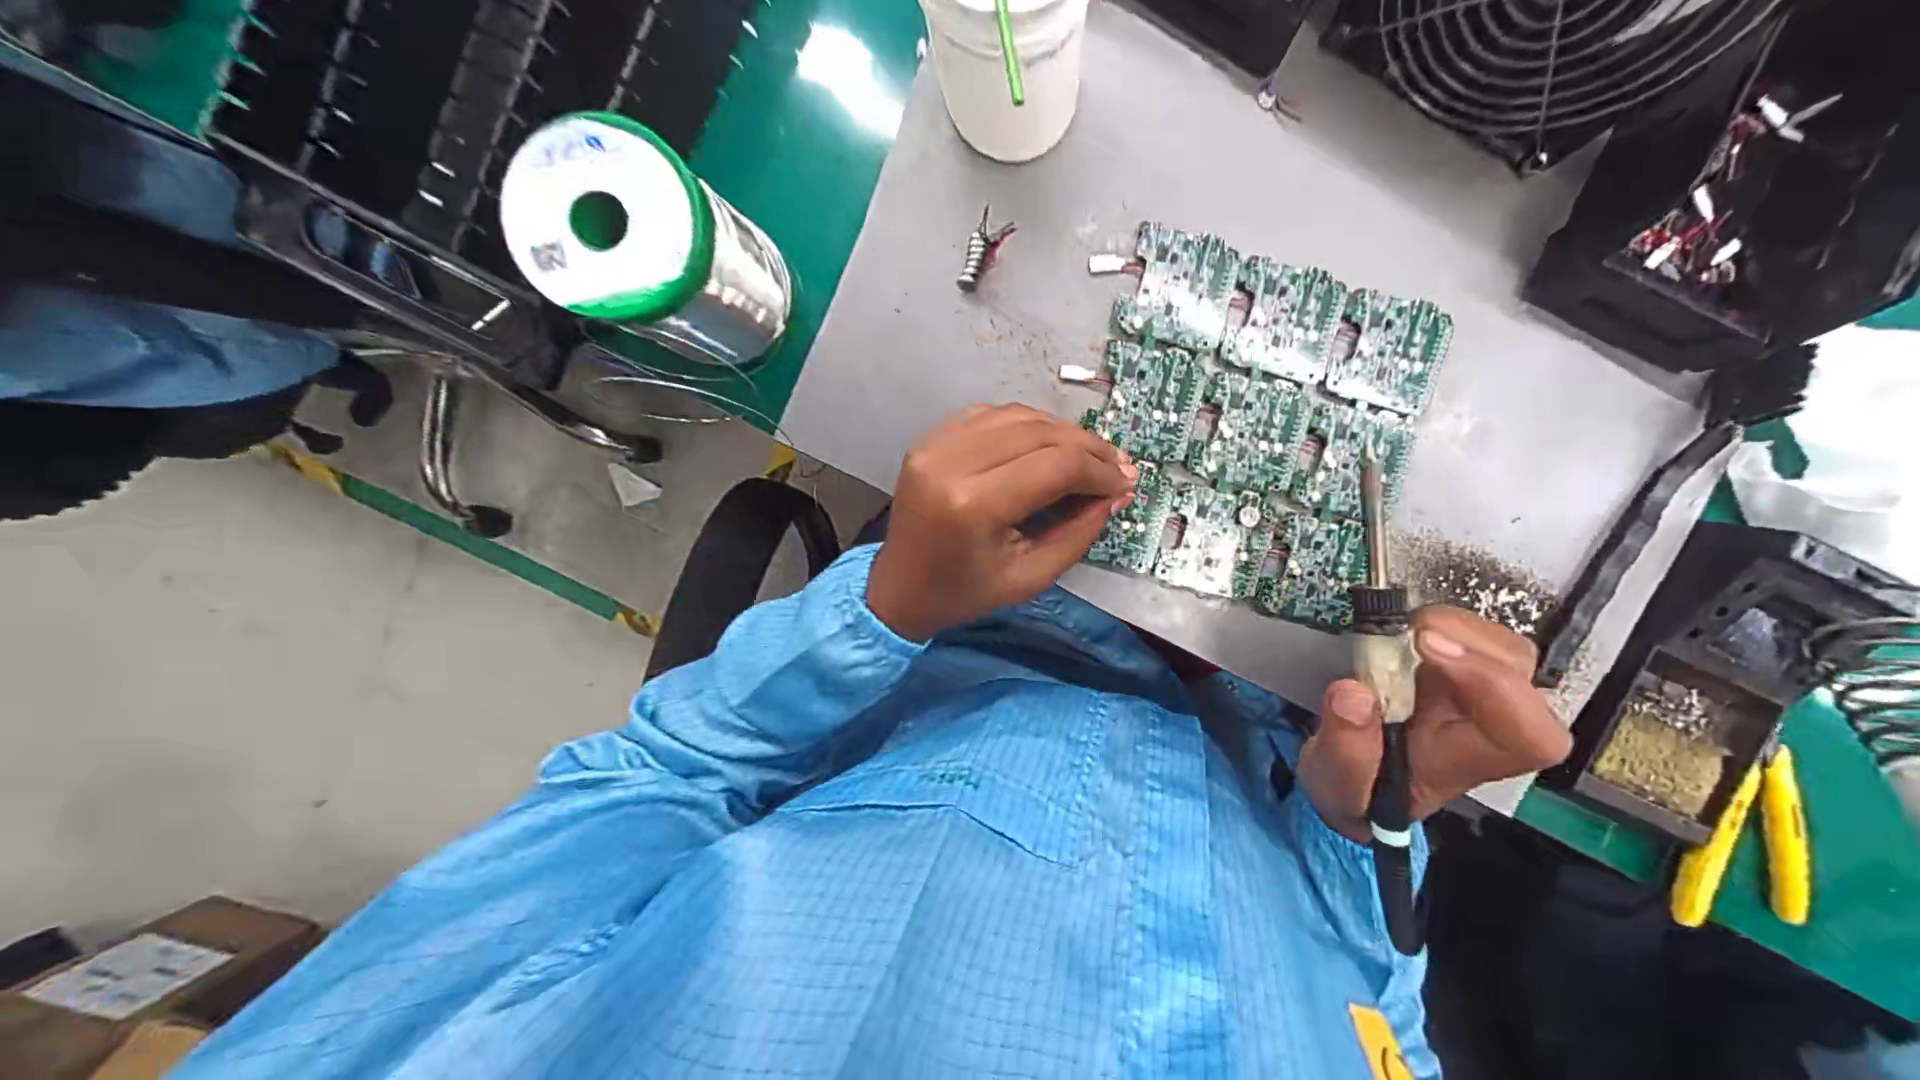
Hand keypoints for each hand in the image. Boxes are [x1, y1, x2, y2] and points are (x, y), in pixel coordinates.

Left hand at [867, 404, 1137, 640]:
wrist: (899, 588)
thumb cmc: (965, 593)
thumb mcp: (1031, 577)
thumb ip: (1079, 533)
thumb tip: (1118, 491)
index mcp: (972, 505)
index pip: (1055, 465)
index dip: (1099, 470)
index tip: (1125, 482)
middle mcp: (950, 462)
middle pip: (1040, 432)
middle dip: (1088, 447)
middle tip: (1117, 467)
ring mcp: (934, 445)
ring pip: (1017, 415)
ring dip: (1061, 431)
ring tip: (1089, 456)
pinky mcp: (929, 440)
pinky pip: (991, 416)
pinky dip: (1027, 426)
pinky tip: (1047, 445)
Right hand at [1299, 606, 1572, 843]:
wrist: (1357, 775)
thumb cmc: (1358, 788)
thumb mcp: (1338, 785)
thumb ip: (1346, 751)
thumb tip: (1353, 693)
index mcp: (1473, 761)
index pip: (1526, 730)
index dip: (1490, 682)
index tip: (1426, 648)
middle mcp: (1492, 723)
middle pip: (1517, 670)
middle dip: (1462, 641)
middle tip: (1404, 632)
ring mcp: (1480, 691)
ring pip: (1498, 643)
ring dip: (1448, 627)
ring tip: (1395, 633)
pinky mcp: (1459, 666)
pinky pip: (1469, 633)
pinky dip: (1435, 623)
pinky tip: (1399, 633)